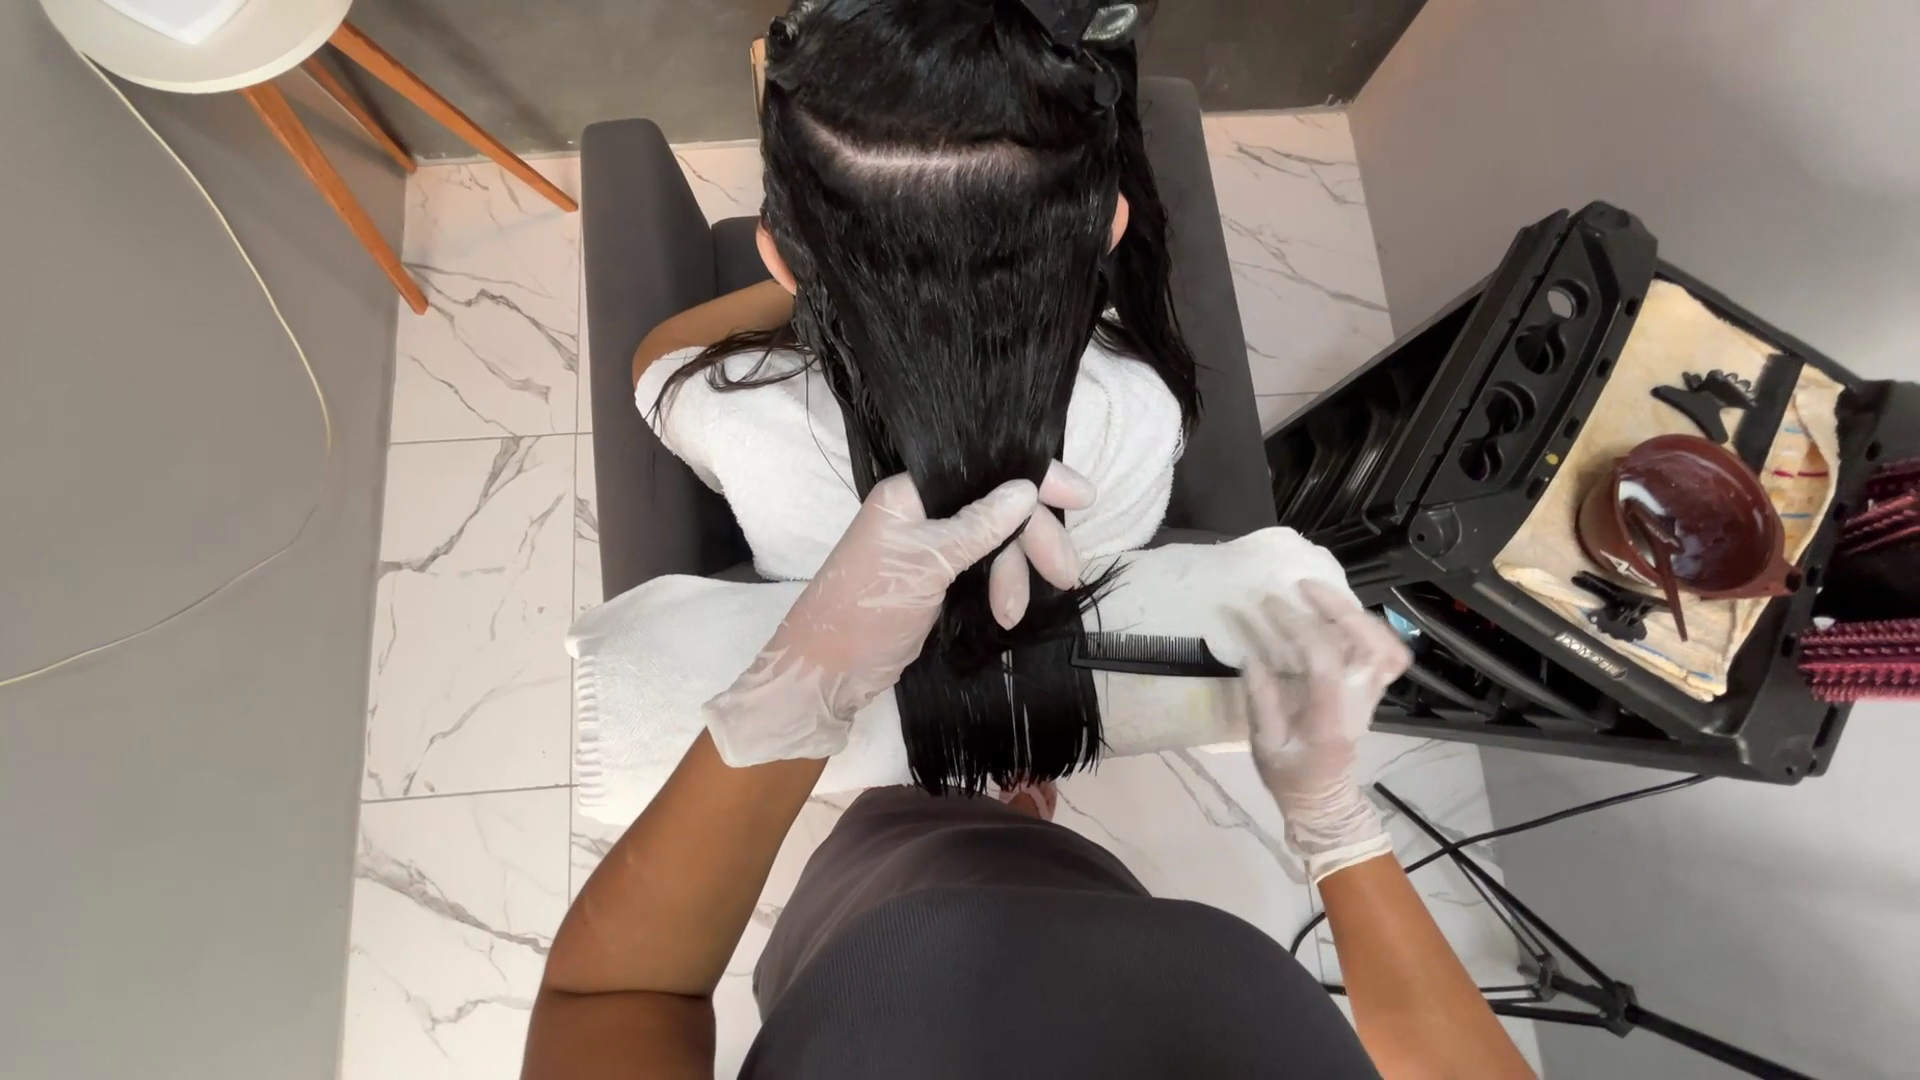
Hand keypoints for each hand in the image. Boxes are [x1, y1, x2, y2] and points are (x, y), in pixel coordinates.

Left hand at [704, 464, 1088, 765]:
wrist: (827, 676)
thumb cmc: (866, 611)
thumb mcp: (926, 565)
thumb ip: (977, 526)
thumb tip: (1026, 489)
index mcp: (912, 493)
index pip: (983, 471)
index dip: (1035, 478)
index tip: (1083, 496)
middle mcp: (923, 512)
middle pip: (996, 509)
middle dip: (1031, 540)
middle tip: (1066, 572)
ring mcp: (931, 547)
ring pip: (994, 544)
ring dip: (1013, 575)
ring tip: (1013, 614)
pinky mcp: (937, 579)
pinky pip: (983, 570)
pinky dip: (998, 589)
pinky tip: (1007, 614)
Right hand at [1237, 580, 1411, 884]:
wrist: (1325, 800)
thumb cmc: (1289, 775)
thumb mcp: (1264, 744)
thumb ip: (1260, 700)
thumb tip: (1250, 654)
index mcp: (1329, 721)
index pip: (1324, 665)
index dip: (1299, 629)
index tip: (1269, 607)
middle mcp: (1359, 704)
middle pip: (1369, 648)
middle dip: (1339, 609)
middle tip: (1302, 586)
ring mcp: (1371, 697)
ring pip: (1385, 646)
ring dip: (1356, 614)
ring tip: (1321, 594)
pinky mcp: (1372, 691)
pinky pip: (1385, 651)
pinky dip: (1367, 626)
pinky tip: (1339, 613)